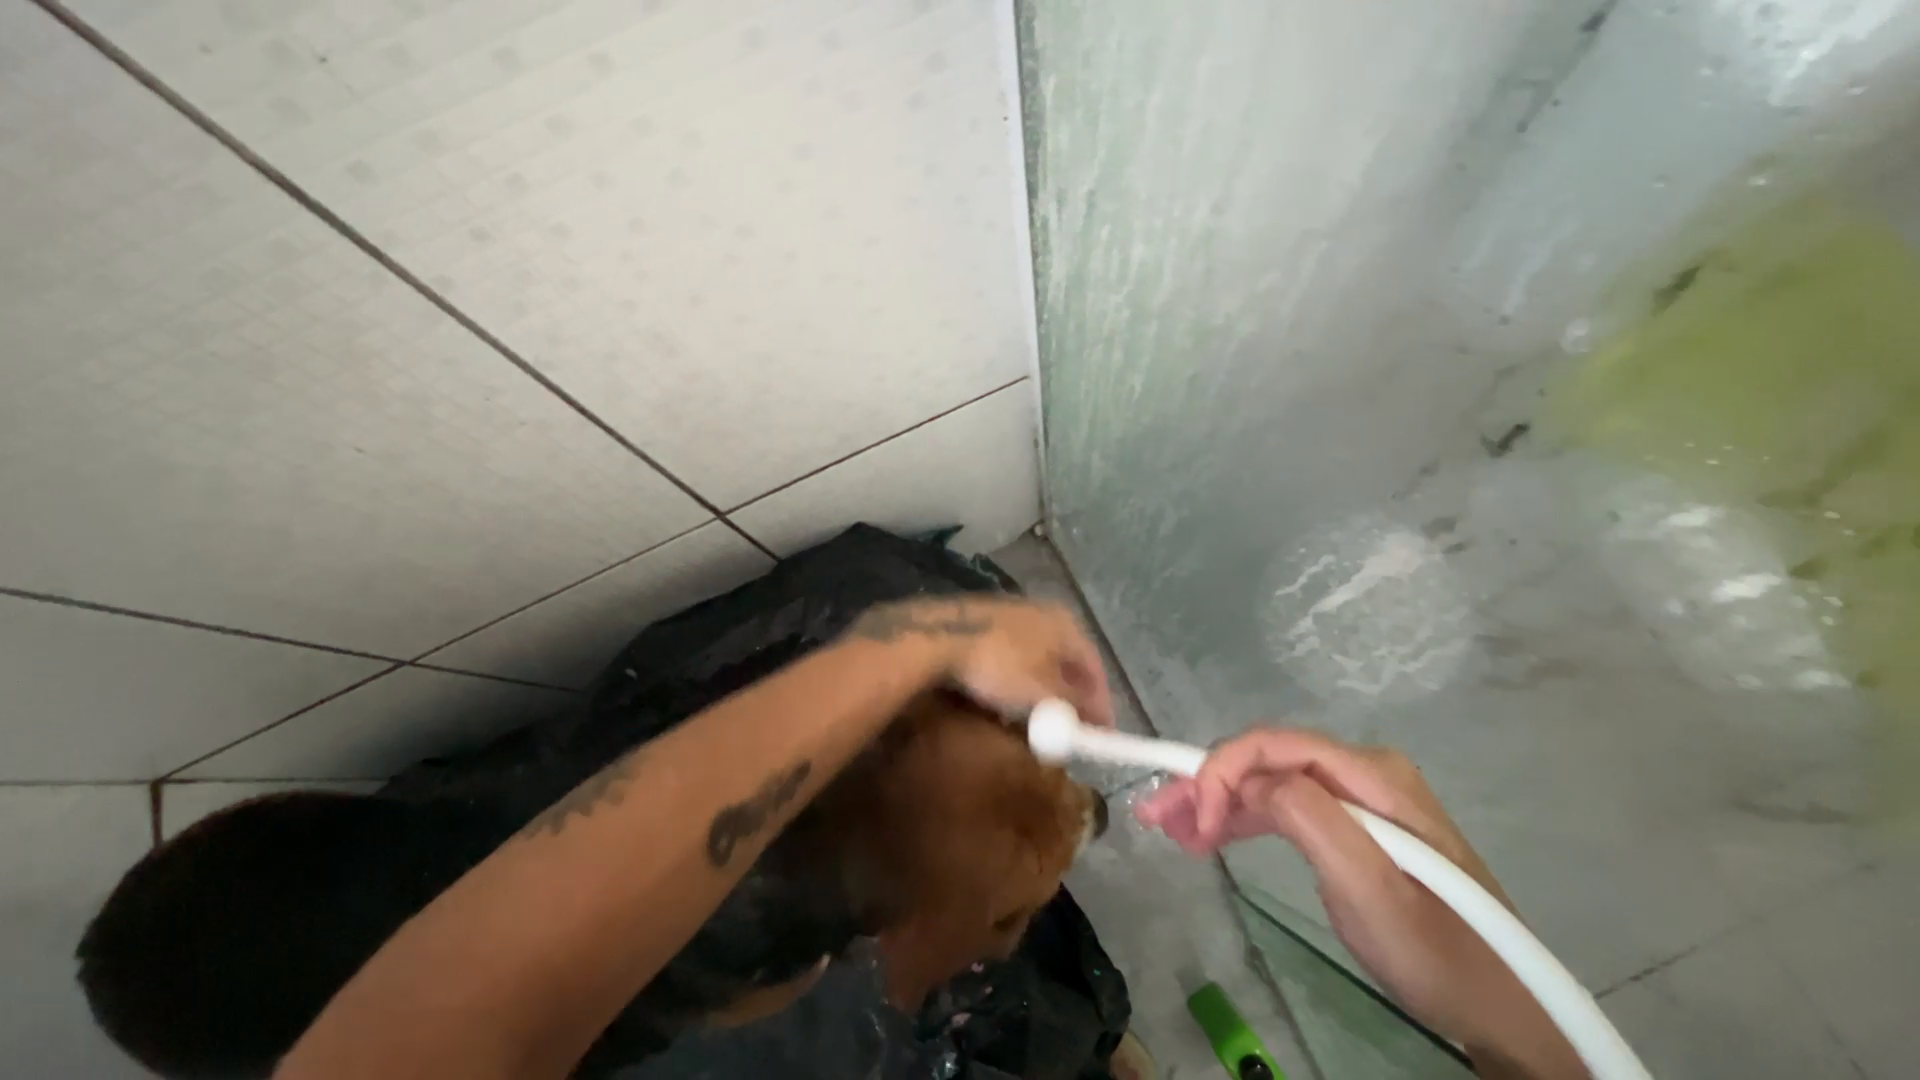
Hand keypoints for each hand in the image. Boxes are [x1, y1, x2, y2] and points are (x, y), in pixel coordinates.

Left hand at [847, 596, 1115, 728]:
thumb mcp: (1042, 694)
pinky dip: (1016, 678)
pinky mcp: (981, 620)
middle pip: (1066, 660)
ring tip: (1038, 719)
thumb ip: (1073, 707)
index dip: (1100, 702)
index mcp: (1067, 624)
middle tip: (1070, 726)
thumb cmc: (998, 665)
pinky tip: (1005, 698)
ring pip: (1038, 657)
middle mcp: (1044, 611)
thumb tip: (1093, 722)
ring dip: (1042, 687)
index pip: (1094, 667)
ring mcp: (1011, 612)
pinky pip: (1011, 655)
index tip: (1100, 732)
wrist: (937, 636)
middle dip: (1070, 694)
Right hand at [1136, 729, 1585, 1079]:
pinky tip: (1212, 835)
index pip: (1274, 745)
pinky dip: (1245, 819)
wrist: (1499, 1006)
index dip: (1221, 771)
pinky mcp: (1355, 825)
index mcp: (1371, 774)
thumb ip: (1309, 818)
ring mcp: (1360, 798)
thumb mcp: (1367, 887)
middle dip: (1208, 785)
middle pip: (1267, 760)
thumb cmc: (1434, 950)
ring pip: (1270, 783)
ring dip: (1218, 803)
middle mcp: (1363, 772)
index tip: (1190, 818)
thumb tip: (1246, 781)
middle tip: (1156, 818)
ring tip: (1170, 830)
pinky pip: (1286, 807)